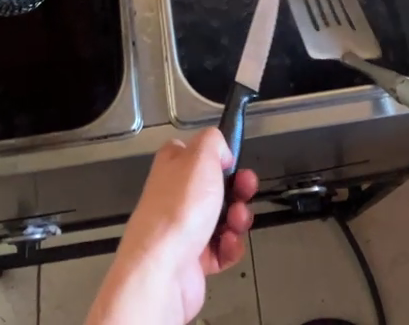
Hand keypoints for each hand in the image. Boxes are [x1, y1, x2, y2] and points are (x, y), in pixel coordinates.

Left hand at [87, 129, 258, 324]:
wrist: (163, 268)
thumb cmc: (179, 208)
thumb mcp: (200, 156)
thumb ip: (214, 141)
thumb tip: (221, 151)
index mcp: (172, 166)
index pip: (195, 153)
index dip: (217, 156)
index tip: (233, 161)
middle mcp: (176, 195)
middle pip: (216, 186)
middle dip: (238, 189)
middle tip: (245, 190)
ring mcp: (184, 228)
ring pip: (223, 217)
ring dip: (237, 218)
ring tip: (235, 222)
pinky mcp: (193, 259)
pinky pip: (222, 249)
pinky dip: (230, 247)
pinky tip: (228, 244)